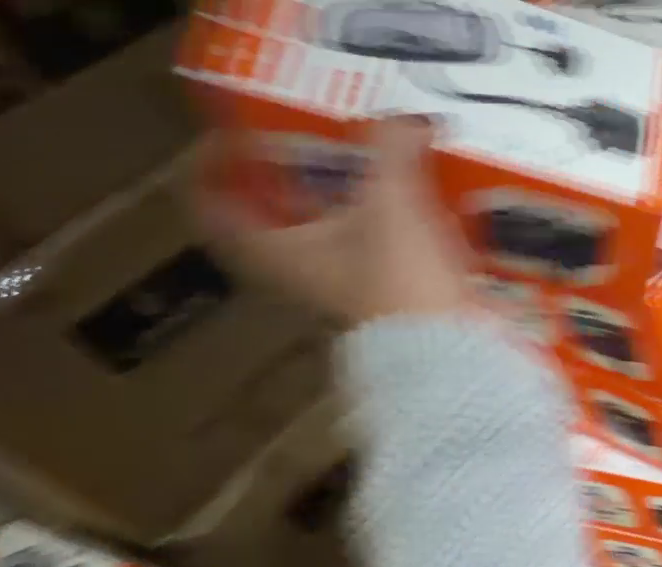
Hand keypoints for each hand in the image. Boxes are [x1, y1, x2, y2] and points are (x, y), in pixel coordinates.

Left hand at [194, 116, 471, 324]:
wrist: (449, 353)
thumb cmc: (400, 279)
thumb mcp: (393, 201)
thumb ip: (393, 150)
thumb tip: (410, 119)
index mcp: (273, 250)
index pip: (211, 203)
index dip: (214, 166)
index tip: (237, 137)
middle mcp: (296, 277)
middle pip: (272, 221)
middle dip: (291, 185)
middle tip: (309, 152)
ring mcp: (340, 297)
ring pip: (323, 242)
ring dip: (340, 212)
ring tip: (366, 180)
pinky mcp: (383, 310)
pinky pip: (367, 263)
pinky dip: (380, 240)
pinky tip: (407, 220)